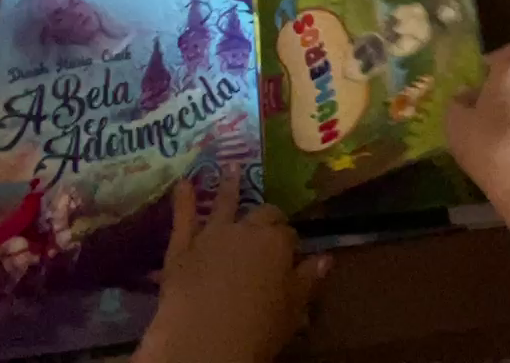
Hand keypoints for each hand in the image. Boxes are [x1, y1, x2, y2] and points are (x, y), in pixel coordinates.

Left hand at [134, 174, 329, 362]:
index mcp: (276, 243)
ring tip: (232, 166)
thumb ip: (308, 280)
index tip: (291, 254)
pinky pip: (183, 217)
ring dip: (229, 184)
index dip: (290, 243)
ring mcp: (212, 234)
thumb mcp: (292, 310)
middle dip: (268, 215)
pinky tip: (183, 182)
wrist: (204, 343)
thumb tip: (326, 257)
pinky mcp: (183, 246)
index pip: (289, 235)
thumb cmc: (257, 331)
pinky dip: (183, 199)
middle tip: (271, 220)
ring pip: (224, 203)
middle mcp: (247, 229)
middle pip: (262, 214)